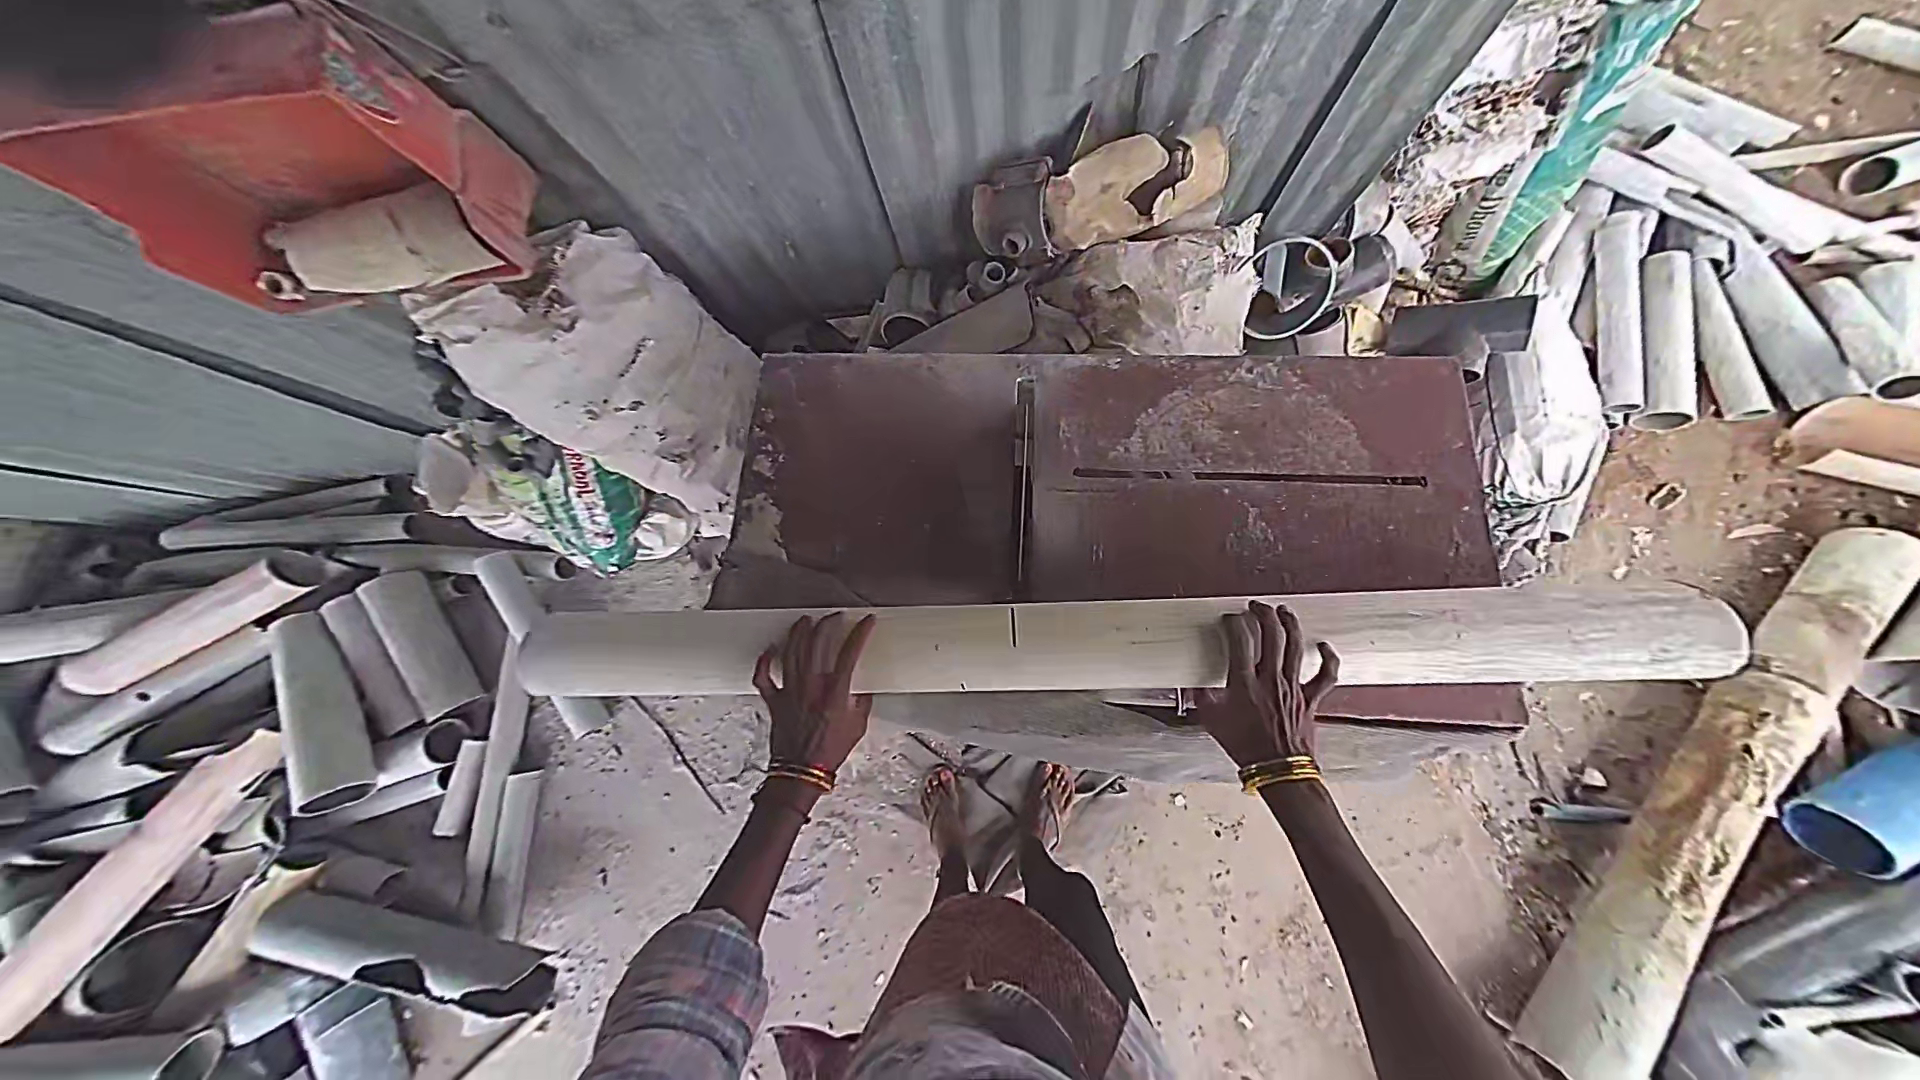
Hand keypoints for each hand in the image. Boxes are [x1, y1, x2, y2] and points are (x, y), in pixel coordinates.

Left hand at [753, 613, 877, 775]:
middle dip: (827, 624)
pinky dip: (764, 662)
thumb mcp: (858, 725)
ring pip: (791, 652)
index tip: (866, 621)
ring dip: (798, 633)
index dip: (860, 632)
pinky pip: (764, 677)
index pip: (850, 652)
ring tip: (805, 621)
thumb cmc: (829, 751)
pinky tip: (770, 650)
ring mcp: (790, 691)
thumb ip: (861, 701)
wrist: (802, 772)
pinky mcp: (775, 700)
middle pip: (816, 644)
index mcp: (835, 692)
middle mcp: (811, 686)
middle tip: (833, 617)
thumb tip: (861, 687)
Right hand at [1190, 601, 1339, 766]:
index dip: (1233, 623)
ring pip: (1295, 646)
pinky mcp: (1310, 698)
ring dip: (1289, 623)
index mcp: (1244, 683)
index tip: (1229, 618)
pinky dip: (1328, 658)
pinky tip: (1324, 646)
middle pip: (1271, 635)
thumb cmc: (1245, 746)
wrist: (1277, 769)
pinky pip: (1325, 674)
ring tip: (1283, 611)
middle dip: (1263, 614)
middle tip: (1256, 606)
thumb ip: (1202, 695)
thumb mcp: (1211, 718)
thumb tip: (1195, 682)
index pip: (1239, 641)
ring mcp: (1293, 687)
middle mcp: (1270, 680)